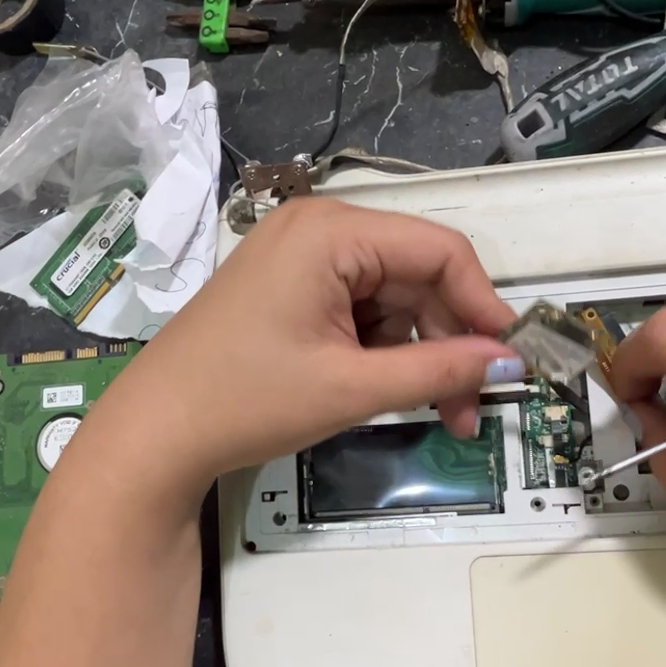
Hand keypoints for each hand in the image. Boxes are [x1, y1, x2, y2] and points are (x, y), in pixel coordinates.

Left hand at [74, 199, 519, 500]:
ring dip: (422, 354)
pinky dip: (386, 350)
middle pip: (418, 276)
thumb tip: (509, 362)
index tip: (511, 358)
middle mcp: (320, 230)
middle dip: (451, 342)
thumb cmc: (248, 402)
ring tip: (443, 412)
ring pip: (394, 298)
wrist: (154, 436)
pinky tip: (395, 390)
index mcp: (331, 232)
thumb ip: (439, 370)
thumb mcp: (353, 387)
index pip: (439, 250)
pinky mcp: (294, 290)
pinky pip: (362, 310)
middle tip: (474, 406)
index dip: (483, 303)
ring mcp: (303, 259)